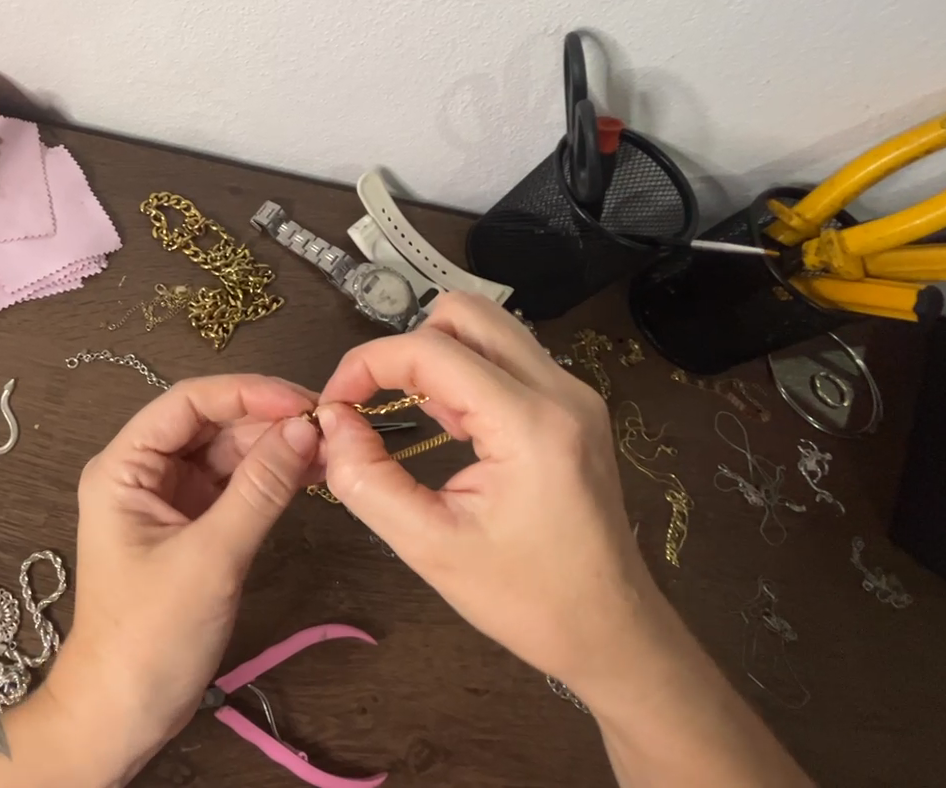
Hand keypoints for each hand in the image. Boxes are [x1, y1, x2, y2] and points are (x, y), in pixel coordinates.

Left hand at [42, 374, 319, 778]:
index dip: (246, 392)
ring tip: (331, 444)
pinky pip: (234, 484)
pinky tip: (311, 470)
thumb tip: (307, 429)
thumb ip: (260, 490)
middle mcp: (143, 469)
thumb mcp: (210, 558)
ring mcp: (168, 495)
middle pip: (209, 422)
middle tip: (329, 423)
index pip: (187, 402)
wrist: (122, 713)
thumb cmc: (150, 636)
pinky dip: (271, 476)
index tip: (303, 401)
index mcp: (123, 465)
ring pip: (226, 451)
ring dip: (275, 445)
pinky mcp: (191, 521)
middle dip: (267, 418)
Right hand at [316, 293, 652, 691]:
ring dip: (436, 355)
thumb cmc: (525, 598)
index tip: (336, 404)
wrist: (614, 633)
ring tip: (424, 418)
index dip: (367, 364)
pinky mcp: (572, 403)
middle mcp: (560, 390)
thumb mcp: (428, 547)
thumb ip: (364, 479)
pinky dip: (463, 371)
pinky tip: (457, 426)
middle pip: (464, 313)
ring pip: (486, 325)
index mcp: (531, 424)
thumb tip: (332, 421)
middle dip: (405, 347)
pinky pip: (504, 354)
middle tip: (382, 400)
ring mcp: (573, 392)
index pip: (430, 349)